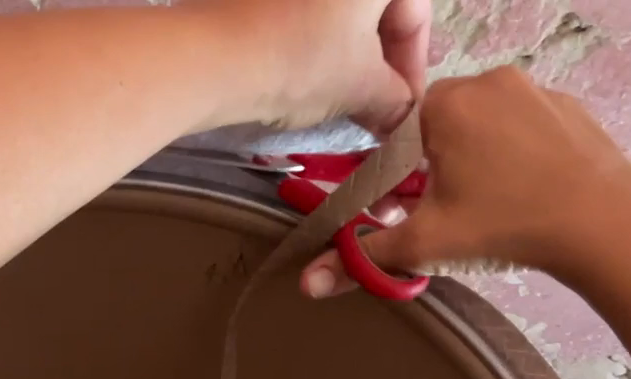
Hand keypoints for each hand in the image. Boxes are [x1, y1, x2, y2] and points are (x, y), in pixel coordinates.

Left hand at [201, 0, 429, 131]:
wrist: (213, 55)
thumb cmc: (302, 60)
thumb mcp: (359, 86)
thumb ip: (393, 100)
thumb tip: (402, 115)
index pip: (418, 13)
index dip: (415, 69)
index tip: (404, 112)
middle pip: (378, 8)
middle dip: (380, 63)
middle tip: (373, 111)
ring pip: (341, 13)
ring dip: (347, 57)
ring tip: (339, 102)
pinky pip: (304, 12)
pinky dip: (313, 43)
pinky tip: (305, 80)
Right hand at [299, 67, 630, 295]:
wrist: (603, 222)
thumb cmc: (503, 224)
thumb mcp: (422, 244)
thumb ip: (361, 258)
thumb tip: (306, 286)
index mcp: (446, 104)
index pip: (394, 129)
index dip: (389, 172)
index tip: (398, 205)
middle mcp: (489, 81)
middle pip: (433, 125)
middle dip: (424, 165)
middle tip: (435, 210)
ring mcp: (534, 89)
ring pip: (475, 123)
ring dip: (463, 159)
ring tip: (476, 204)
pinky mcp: (565, 107)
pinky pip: (515, 125)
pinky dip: (503, 154)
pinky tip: (513, 192)